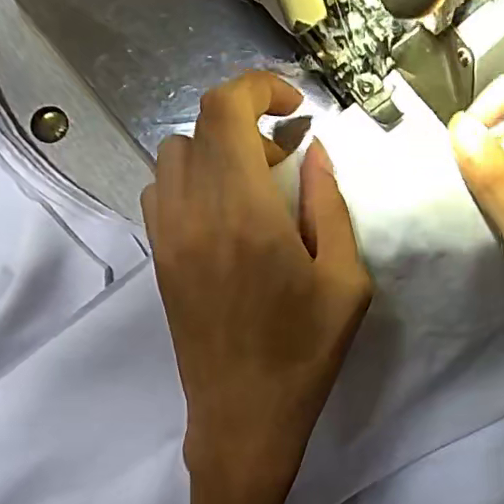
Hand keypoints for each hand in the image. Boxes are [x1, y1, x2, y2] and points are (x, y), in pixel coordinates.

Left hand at [144, 72, 372, 503]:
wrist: (243, 416)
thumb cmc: (305, 353)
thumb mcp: (345, 281)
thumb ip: (329, 206)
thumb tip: (315, 152)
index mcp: (244, 212)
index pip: (225, 110)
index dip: (258, 87)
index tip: (294, 106)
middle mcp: (193, 212)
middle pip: (199, 126)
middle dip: (248, 125)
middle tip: (287, 163)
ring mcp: (167, 235)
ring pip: (174, 155)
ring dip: (216, 153)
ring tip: (255, 191)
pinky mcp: (159, 258)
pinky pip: (161, 191)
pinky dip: (192, 181)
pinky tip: (226, 217)